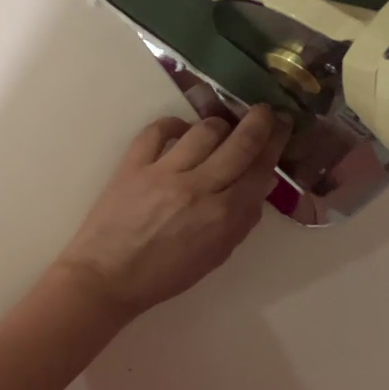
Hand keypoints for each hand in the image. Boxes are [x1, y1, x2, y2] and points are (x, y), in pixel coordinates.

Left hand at [54, 105, 290, 316]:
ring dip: (218, 124)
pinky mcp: (131, 167)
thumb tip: (257, 187)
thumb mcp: (214, 256)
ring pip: (203, 131)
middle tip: (265, 111)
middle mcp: (198, 188)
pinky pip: (154, 132)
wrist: (104, 278)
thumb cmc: (161, 275)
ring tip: (221, 126)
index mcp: (223, 215)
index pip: (261, 169)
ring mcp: (163, 174)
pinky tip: (178, 129)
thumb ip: (240, 221)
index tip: (284, 127)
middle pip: (240, 143)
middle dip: (259, 121)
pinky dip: (171, 125)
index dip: (276, 145)